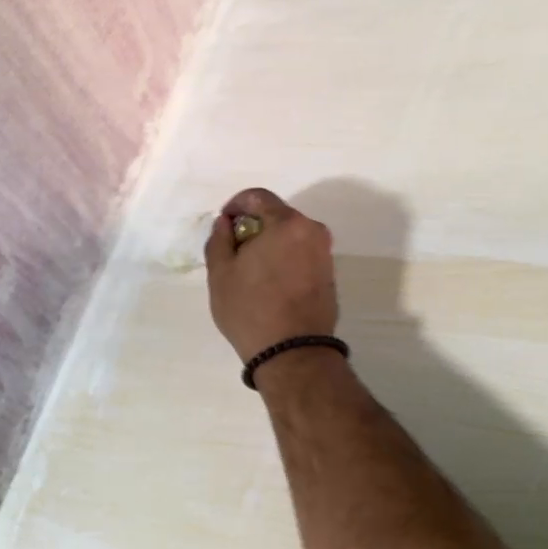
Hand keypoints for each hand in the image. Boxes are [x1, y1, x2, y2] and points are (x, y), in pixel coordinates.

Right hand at [204, 188, 338, 362]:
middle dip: (253, 229)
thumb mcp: (220, 275)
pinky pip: (300, 256)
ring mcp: (324, 253)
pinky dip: (283, 261)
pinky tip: (268, 286)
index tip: (222, 225)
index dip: (235, 206)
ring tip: (249, 274)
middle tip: (233, 254)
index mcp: (286, 223)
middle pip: (276, 216)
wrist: (292, 351)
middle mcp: (311, 230)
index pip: (257, 197)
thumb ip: (219, 241)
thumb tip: (225, 224)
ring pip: (289, 237)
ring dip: (268, 246)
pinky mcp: (328, 274)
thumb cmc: (250, 310)